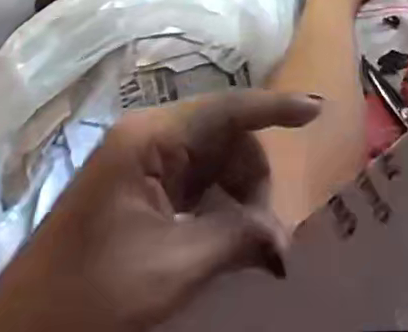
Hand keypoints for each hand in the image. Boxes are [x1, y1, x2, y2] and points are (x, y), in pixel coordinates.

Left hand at [0, 90, 322, 331]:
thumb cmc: (86, 300)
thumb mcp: (173, 268)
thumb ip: (239, 239)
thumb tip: (287, 243)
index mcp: (149, 139)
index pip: (230, 108)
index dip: (278, 107)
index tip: (320, 109)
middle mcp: (146, 139)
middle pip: (227, 138)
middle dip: (254, 179)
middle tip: (268, 232)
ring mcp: (139, 165)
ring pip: (215, 162)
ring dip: (239, 197)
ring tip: (250, 243)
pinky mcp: (135, 192)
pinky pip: (195, 184)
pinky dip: (218, 207)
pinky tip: (228, 238)